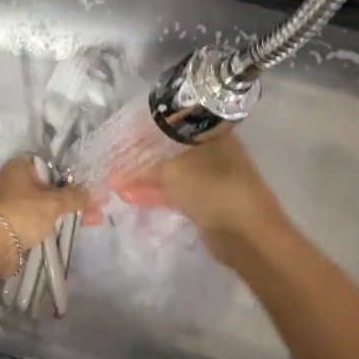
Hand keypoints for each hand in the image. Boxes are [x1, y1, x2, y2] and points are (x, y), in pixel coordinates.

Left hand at [0, 156, 88, 250]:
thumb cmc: (23, 213)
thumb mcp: (53, 202)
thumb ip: (74, 196)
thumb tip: (91, 193)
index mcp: (20, 166)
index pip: (53, 164)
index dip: (74, 174)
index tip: (92, 185)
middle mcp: (16, 179)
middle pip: (52, 185)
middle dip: (75, 196)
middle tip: (99, 205)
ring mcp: (15, 201)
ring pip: (48, 202)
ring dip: (68, 209)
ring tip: (95, 219)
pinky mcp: (16, 220)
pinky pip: (41, 216)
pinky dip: (56, 220)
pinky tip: (76, 225)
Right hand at [97, 133, 293, 265]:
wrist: (248, 234)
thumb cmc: (211, 189)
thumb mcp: (172, 169)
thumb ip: (144, 165)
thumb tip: (119, 169)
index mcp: (207, 133)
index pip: (167, 124)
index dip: (140, 131)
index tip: (116, 138)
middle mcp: (209, 150)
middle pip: (166, 149)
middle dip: (137, 157)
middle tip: (111, 163)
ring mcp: (208, 177)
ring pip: (168, 172)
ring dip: (142, 177)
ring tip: (113, 184)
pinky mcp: (204, 201)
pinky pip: (173, 192)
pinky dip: (152, 193)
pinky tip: (128, 196)